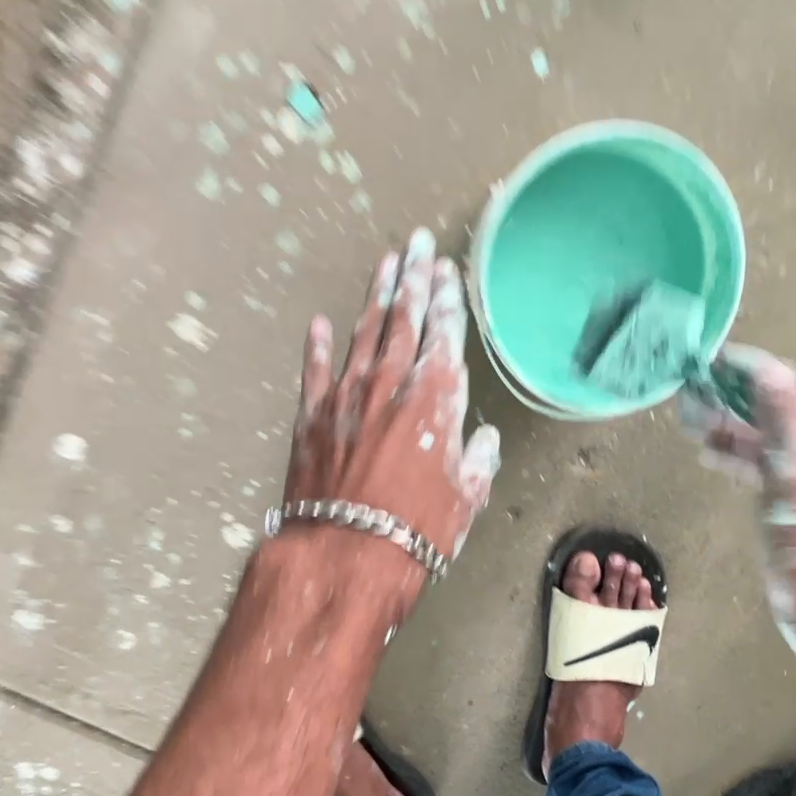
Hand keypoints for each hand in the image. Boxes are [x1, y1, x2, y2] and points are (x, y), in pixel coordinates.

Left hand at [281, 227, 501, 590]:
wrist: (346, 552)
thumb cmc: (419, 528)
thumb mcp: (467, 497)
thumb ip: (478, 459)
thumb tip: (483, 439)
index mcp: (435, 397)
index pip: (445, 334)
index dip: (447, 299)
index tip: (446, 269)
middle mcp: (391, 383)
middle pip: (404, 318)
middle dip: (413, 278)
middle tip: (416, 242)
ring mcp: (346, 394)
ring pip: (363, 330)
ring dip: (375, 294)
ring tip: (385, 262)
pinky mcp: (311, 414)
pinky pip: (315, 368)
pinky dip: (318, 344)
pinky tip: (321, 322)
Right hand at [683, 344, 795, 680]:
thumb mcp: (794, 491)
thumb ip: (782, 426)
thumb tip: (766, 368)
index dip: (758, 376)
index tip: (712, 365)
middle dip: (743, 407)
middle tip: (693, 396)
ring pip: (789, 440)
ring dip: (742, 433)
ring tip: (693, 421)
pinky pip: (792, 466)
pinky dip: (756, 461)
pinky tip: (715, 452)